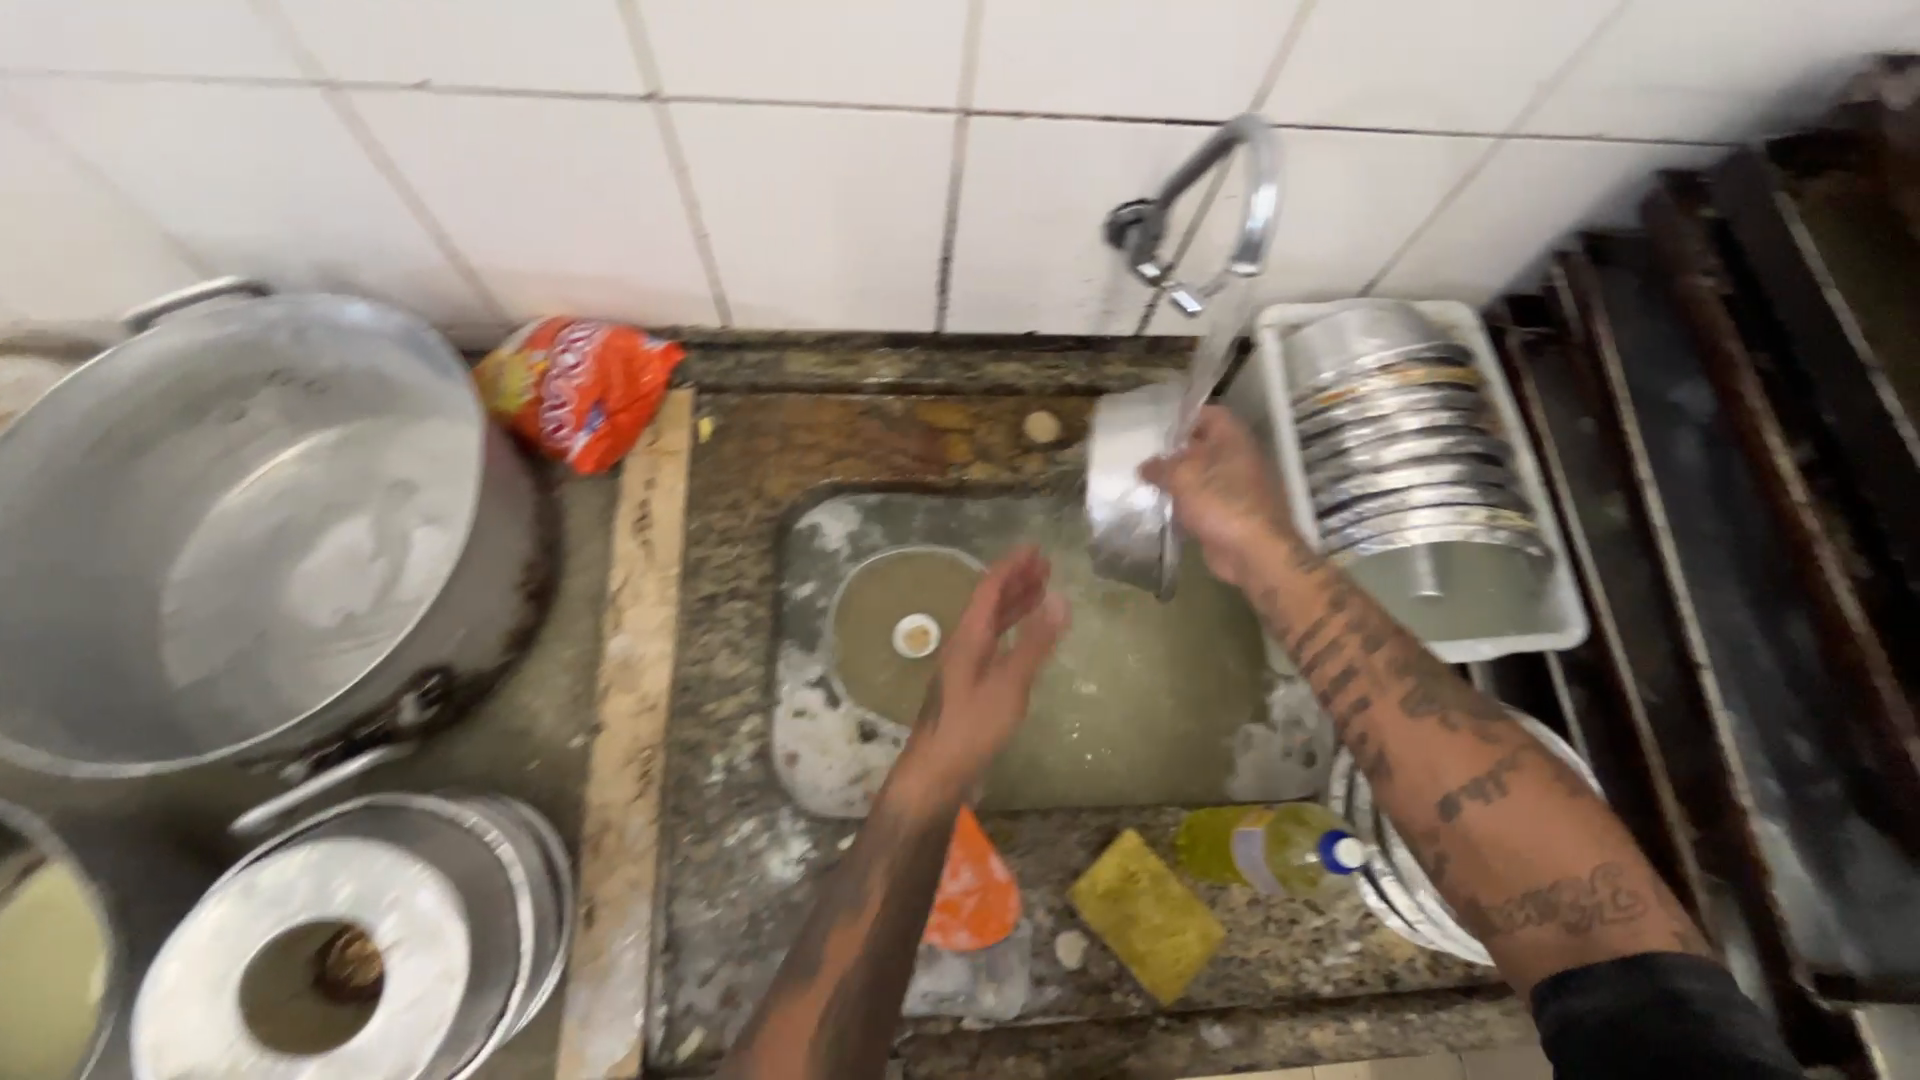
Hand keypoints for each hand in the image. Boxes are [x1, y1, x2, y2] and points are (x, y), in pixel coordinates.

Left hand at [907, 545, 1069, 792]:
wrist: (935, 772)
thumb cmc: (971, 728)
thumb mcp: (1008, 685)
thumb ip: (1034, 643)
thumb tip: (1060, 598)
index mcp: (968, 637)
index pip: (989, 589)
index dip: (1011, 567)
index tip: (1035, 548)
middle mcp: (963, 645)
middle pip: (989, 603)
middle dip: (1016, 581)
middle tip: (1044, 565)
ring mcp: (964, 666)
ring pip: (990, 624)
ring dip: (1014, 605)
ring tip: (1040, 591)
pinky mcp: (969, 686)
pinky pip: (993, 644)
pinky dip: (1012, 631)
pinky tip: (1023, 639)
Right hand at [1140, 406, 1294, 587]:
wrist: (1253, 550)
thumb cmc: (1220, 501)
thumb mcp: (1182, 476)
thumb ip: (1160, 466)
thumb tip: (1144, 466)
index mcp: (1232, 439)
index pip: (1209, 414)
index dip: (1185, 417)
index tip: (1159, 428)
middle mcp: (1237, 458)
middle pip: (1203, 446)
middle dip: (1175, 452)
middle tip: (1145, 456)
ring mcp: (1236, 488)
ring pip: (1201, 477)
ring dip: (1177, 481)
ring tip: (1147, 483)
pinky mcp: (1229, 514)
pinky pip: (1202, 502)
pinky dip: (1184, 505)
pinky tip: (1162, 510)